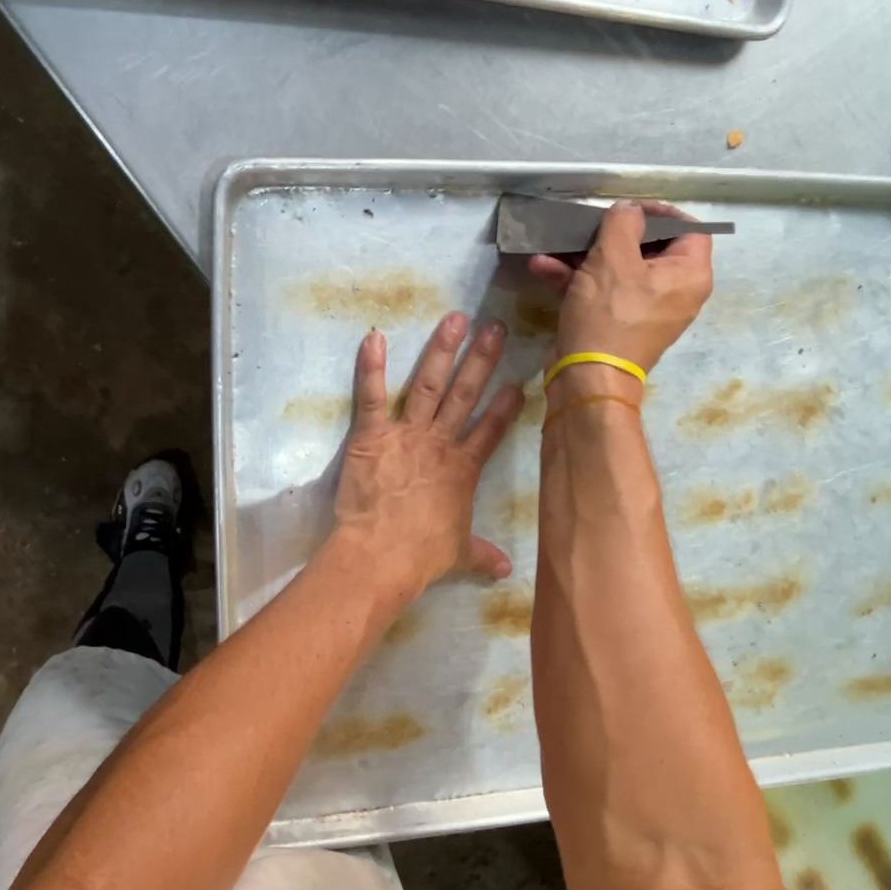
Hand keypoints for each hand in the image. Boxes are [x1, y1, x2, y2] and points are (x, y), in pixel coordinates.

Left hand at [333, 313, 522, 599]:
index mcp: (463, 469)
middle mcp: (439, 444)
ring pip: (428, 385)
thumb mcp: (459, 555)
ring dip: (441, 350)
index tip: (519, 382)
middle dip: (481, 360)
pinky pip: (372, 396)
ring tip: (455, 318)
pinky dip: (371, 367)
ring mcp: (406, 436)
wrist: (381, 556)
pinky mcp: (371, 437)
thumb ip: (482, 555)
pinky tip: (373, 337)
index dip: (506, 407)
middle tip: (494, 326)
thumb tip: (505, 571)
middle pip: (464, 395)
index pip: (491, 431)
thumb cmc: (422, 556)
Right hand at [529, 200, 714, 375]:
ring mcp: (645, 311)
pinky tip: (544, 268)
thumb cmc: (608, 315)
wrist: (586, 378)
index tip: (626, 208)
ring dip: (583, 258)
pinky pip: (603, 293)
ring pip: (618, 271)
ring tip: (554, 246)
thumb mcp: (612, 258)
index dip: (658, 212)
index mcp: (689, 275)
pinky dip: (577, 281)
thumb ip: (622, 223)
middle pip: (649, 249)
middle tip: (588, 226)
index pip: (688, 228)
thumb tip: (629, 210)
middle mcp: (675, 293)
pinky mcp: (618, 325)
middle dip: (610, 235)